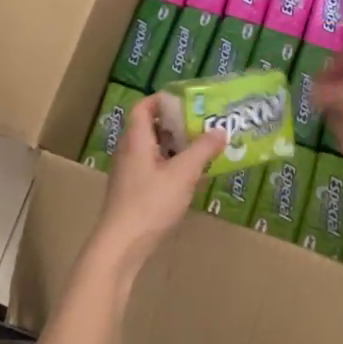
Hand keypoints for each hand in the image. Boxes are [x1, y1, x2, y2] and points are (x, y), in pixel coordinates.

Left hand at [92, 94, 225, 269]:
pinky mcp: (132, 191)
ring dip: (175, 147)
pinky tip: (189, 178)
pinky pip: (152, 167)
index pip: (144, 106)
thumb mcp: (183, 174)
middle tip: (203, 125)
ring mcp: (128, 172)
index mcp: (136, 139)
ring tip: (202, 149)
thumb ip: (203, 150)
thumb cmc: (150, 203)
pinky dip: (170, 165)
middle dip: (176, 124)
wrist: (121, 244)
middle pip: (150, 127)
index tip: (188, 102)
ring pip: (152, 149)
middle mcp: (128, 150)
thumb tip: (221, 130)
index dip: (163, 100)